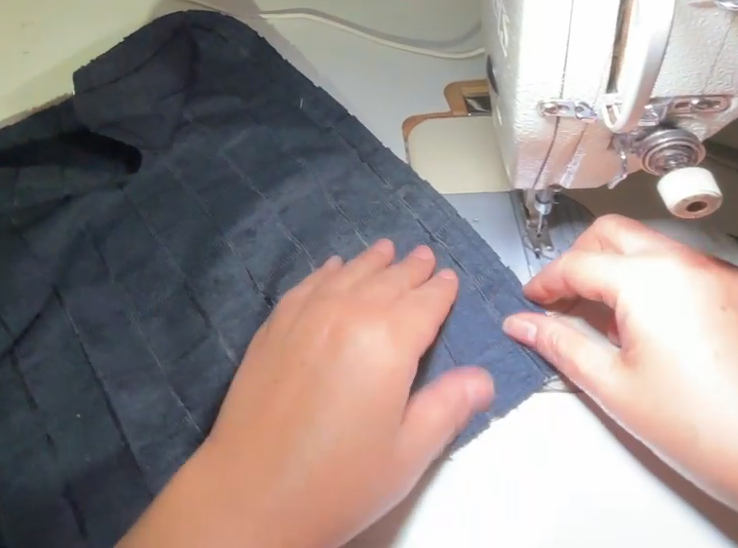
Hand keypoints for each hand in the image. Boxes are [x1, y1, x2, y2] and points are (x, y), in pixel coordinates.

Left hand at [122, 240, 494, 547]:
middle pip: (387, 281)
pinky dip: (329, 272)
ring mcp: (307, 312)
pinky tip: (334, 267)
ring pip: (348, 274)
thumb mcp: (408, 452)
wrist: (254, 488)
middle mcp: (348, 312)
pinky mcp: (276, 322)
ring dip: (372, 261)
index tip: (450, 277)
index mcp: (389, 340)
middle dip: (410, 268)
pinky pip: (310, 283)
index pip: (425, 303)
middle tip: (424, 254)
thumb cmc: (341, 479)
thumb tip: (483, 378)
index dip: (441, 290)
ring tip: (386, 249)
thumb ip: (448, 407)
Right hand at [501, 215, 737, 541]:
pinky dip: (668, 285)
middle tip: (570, 299)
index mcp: (647, 280)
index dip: (547, 283)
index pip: (577, 264)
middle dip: (583, 258)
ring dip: (626, 269)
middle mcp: (686, 262)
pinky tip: (673, 334)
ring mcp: (727, 273)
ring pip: (657, 248)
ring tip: (621, 322)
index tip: (534, 303)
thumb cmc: (709, 433)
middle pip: (614, 233)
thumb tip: (520, 324)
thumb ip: (561, 345)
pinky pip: (696, 271)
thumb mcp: (618, 390)